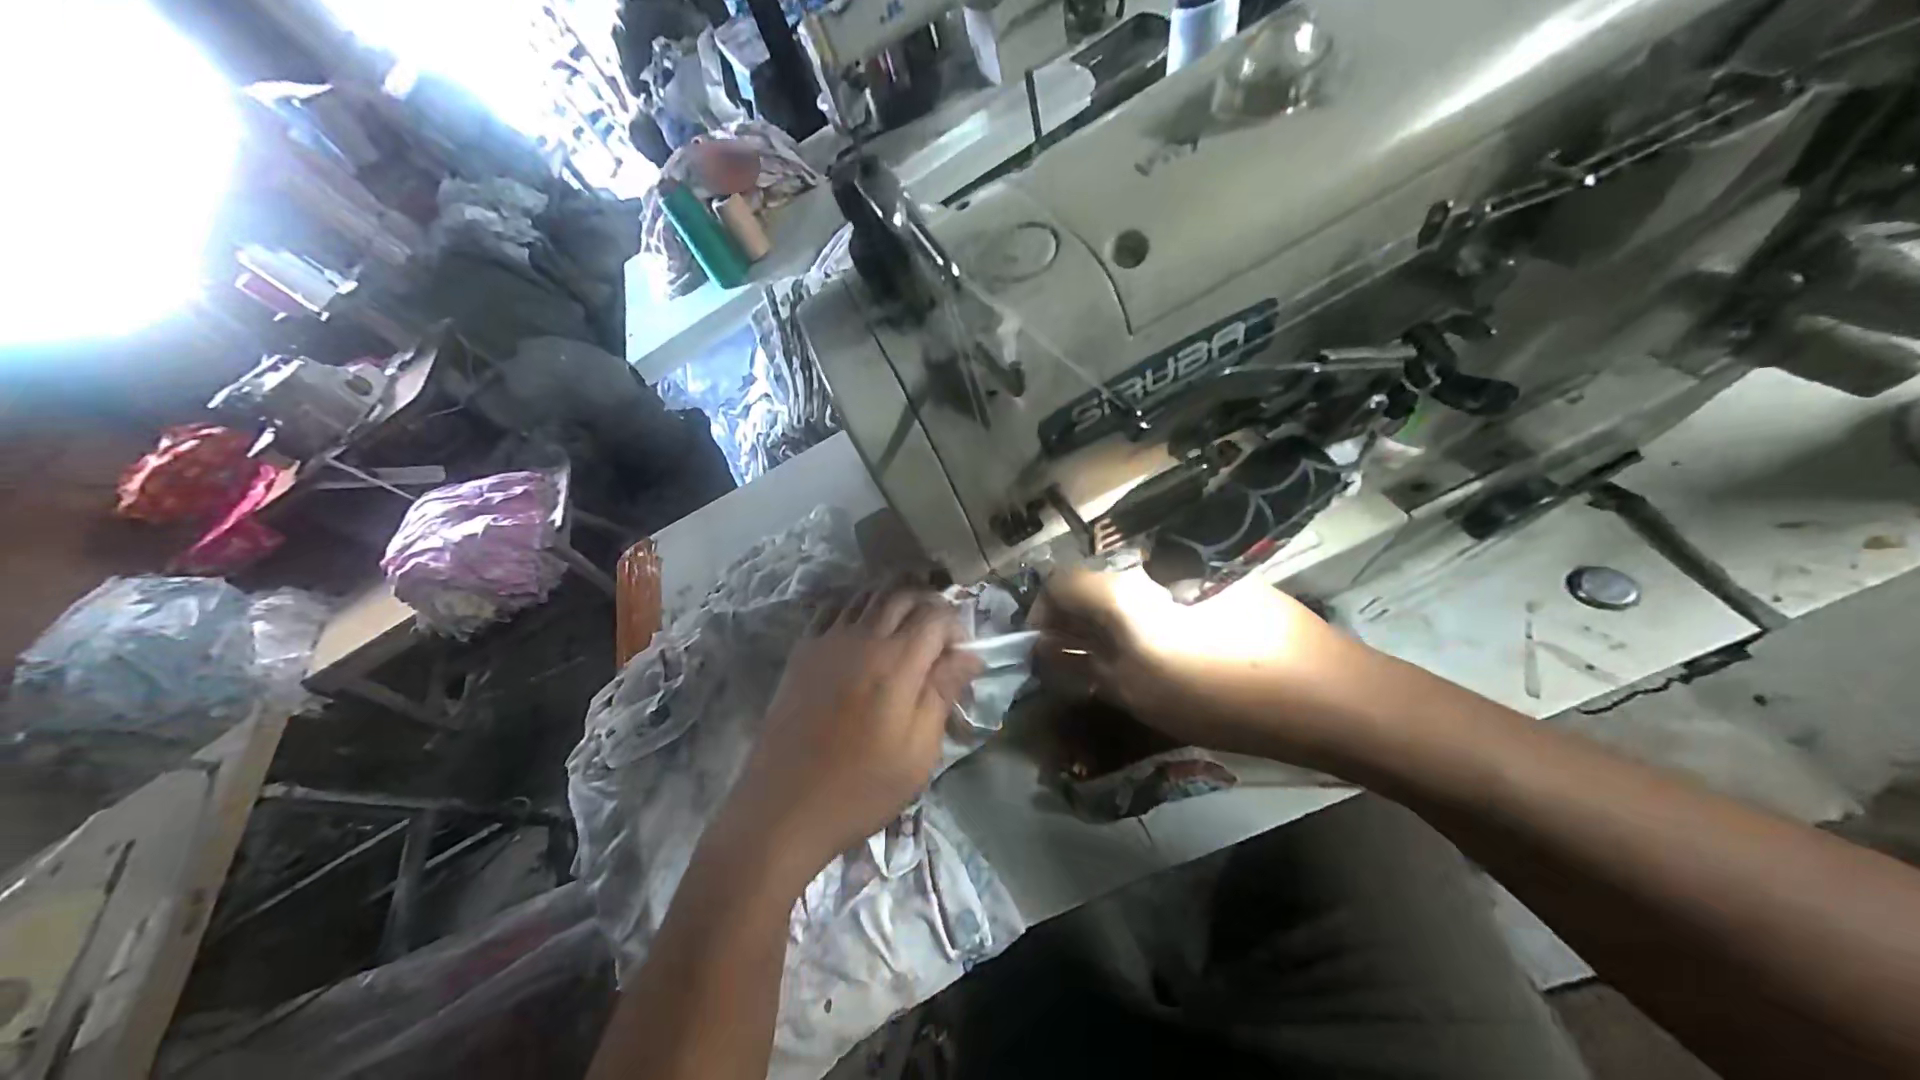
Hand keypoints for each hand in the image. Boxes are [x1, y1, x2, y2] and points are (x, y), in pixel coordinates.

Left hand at [725, 589, 981, 884]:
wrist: (784, 807)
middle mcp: (862, 639)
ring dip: (893, 601)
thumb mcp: (918, 752)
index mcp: (896, 664)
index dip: (957, 626)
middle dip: (928, 604)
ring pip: (867, 595)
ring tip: (905, 628)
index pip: (935, 615)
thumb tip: (969, 655)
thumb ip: (942, 693)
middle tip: (938, 635)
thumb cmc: (861, 788)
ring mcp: (827, 641)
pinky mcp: (802, 651)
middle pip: (902, 594)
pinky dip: (856, 608)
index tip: (961, 654)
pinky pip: (833, 609)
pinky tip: (863, 632)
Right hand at [1031, 567, 1381, 765]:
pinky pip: (1170, 598)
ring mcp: (1194, 572)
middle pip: (1096, 588)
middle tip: (1088, 670)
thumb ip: (1079, 667)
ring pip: (1133, 594)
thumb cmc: (1217, 695)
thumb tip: (1046, 651)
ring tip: (1135, 670)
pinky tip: (1183, 659)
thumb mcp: (1134, 691)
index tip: (1046, 653)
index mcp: (1123, 587)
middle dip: (1080, 626)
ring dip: (1118, 628)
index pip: (1057, 582)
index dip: (1041, 616)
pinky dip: (1157, 624)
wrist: (1325, 693)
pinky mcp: (1226, 584)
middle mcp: (1153, 566)